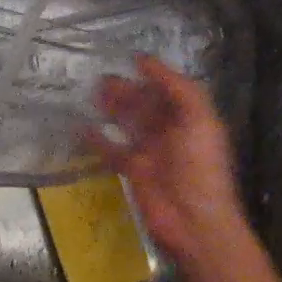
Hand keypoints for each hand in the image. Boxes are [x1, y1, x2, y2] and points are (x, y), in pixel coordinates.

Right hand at [90, 55, 248, 263]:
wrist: (195, 222)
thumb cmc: (200, 166)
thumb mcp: (198, 118)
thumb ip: (176, 86)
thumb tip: (143, 60)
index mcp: (188, 116)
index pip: (166, 89)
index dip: (148, 75)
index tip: (125, 59)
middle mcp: (169, 130)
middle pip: (144, 104)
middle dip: (123, 90)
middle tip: (98, 77)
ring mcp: (150, 151)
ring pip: (127, 122)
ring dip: (110, 108)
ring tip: (89, 94)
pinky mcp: (133, 171)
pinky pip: (112, 150)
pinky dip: (97, 139)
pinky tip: (80, 127)